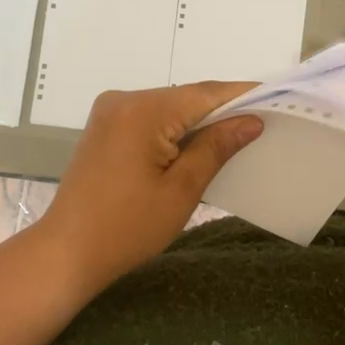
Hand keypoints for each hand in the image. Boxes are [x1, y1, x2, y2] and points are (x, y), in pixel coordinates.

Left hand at [36, 83, 262, 285]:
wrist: (66, 252)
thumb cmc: (126, 227)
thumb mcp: (181, 190)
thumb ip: (216, 148)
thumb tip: (250, 121)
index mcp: (142, 111)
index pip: (204, 93)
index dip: (242, 95)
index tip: (277, 98)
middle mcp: (123, 100)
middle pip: (185, 98)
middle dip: (222, 111)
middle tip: (263, 123)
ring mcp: (109, 112)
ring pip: (168, 108)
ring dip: (198, 122)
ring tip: (237, 138)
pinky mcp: (104, 128)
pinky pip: (149, 119)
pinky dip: (175, 130)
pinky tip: (197, 147)